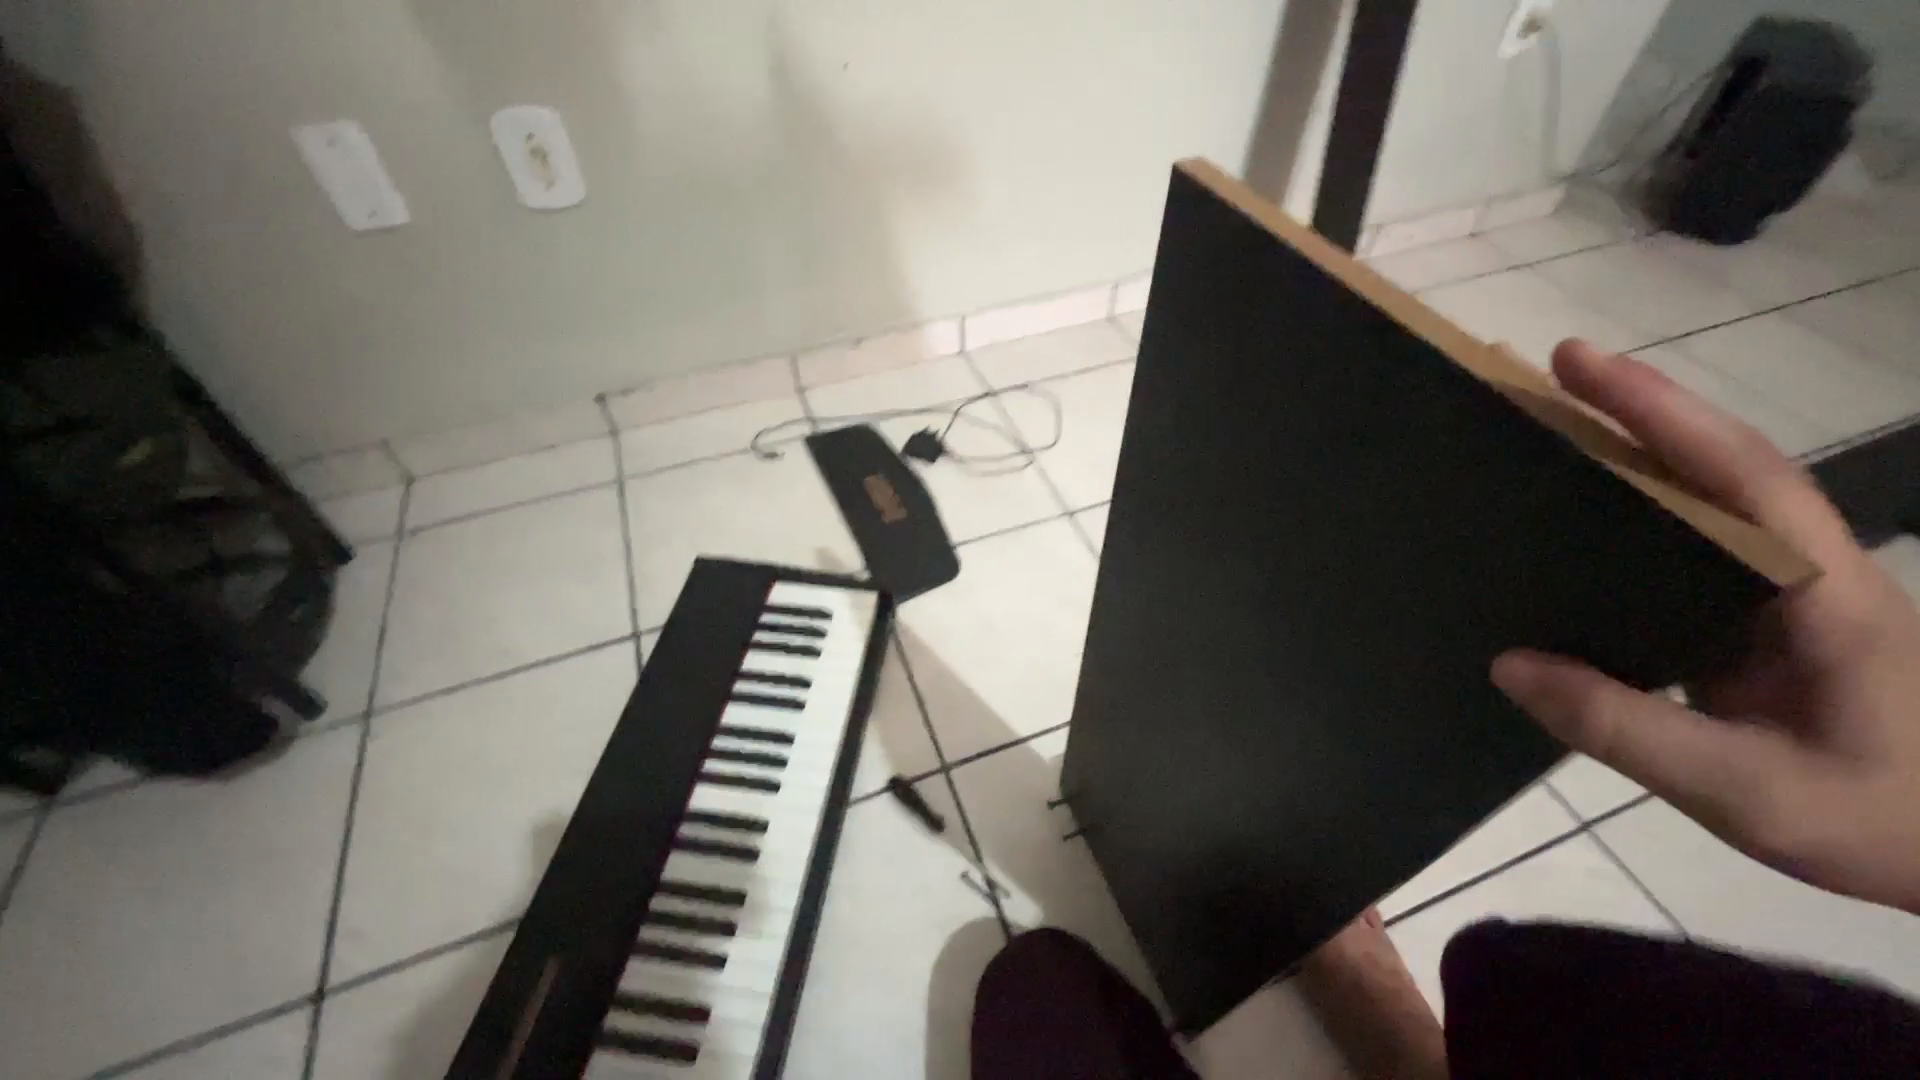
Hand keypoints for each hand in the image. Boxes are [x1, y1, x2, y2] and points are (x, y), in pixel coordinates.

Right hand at [1491, 340, 1919, 914]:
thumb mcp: (1749, 790)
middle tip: (1545, 377)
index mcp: (1819, 593)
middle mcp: (1805, 574)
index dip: (1659, 411)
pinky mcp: (1765, 627)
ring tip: (1551, 431)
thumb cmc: (1891, 822)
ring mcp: (1786, 598)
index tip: (1578, 363)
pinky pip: (1692, 551)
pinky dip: (1637, 513)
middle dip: (1638, 409)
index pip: (1739, 476)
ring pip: (1710, 502)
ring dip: (1637, 453)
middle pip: (1722, 466)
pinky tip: (1582, 522)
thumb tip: (1509, 664)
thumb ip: (1626, 728)